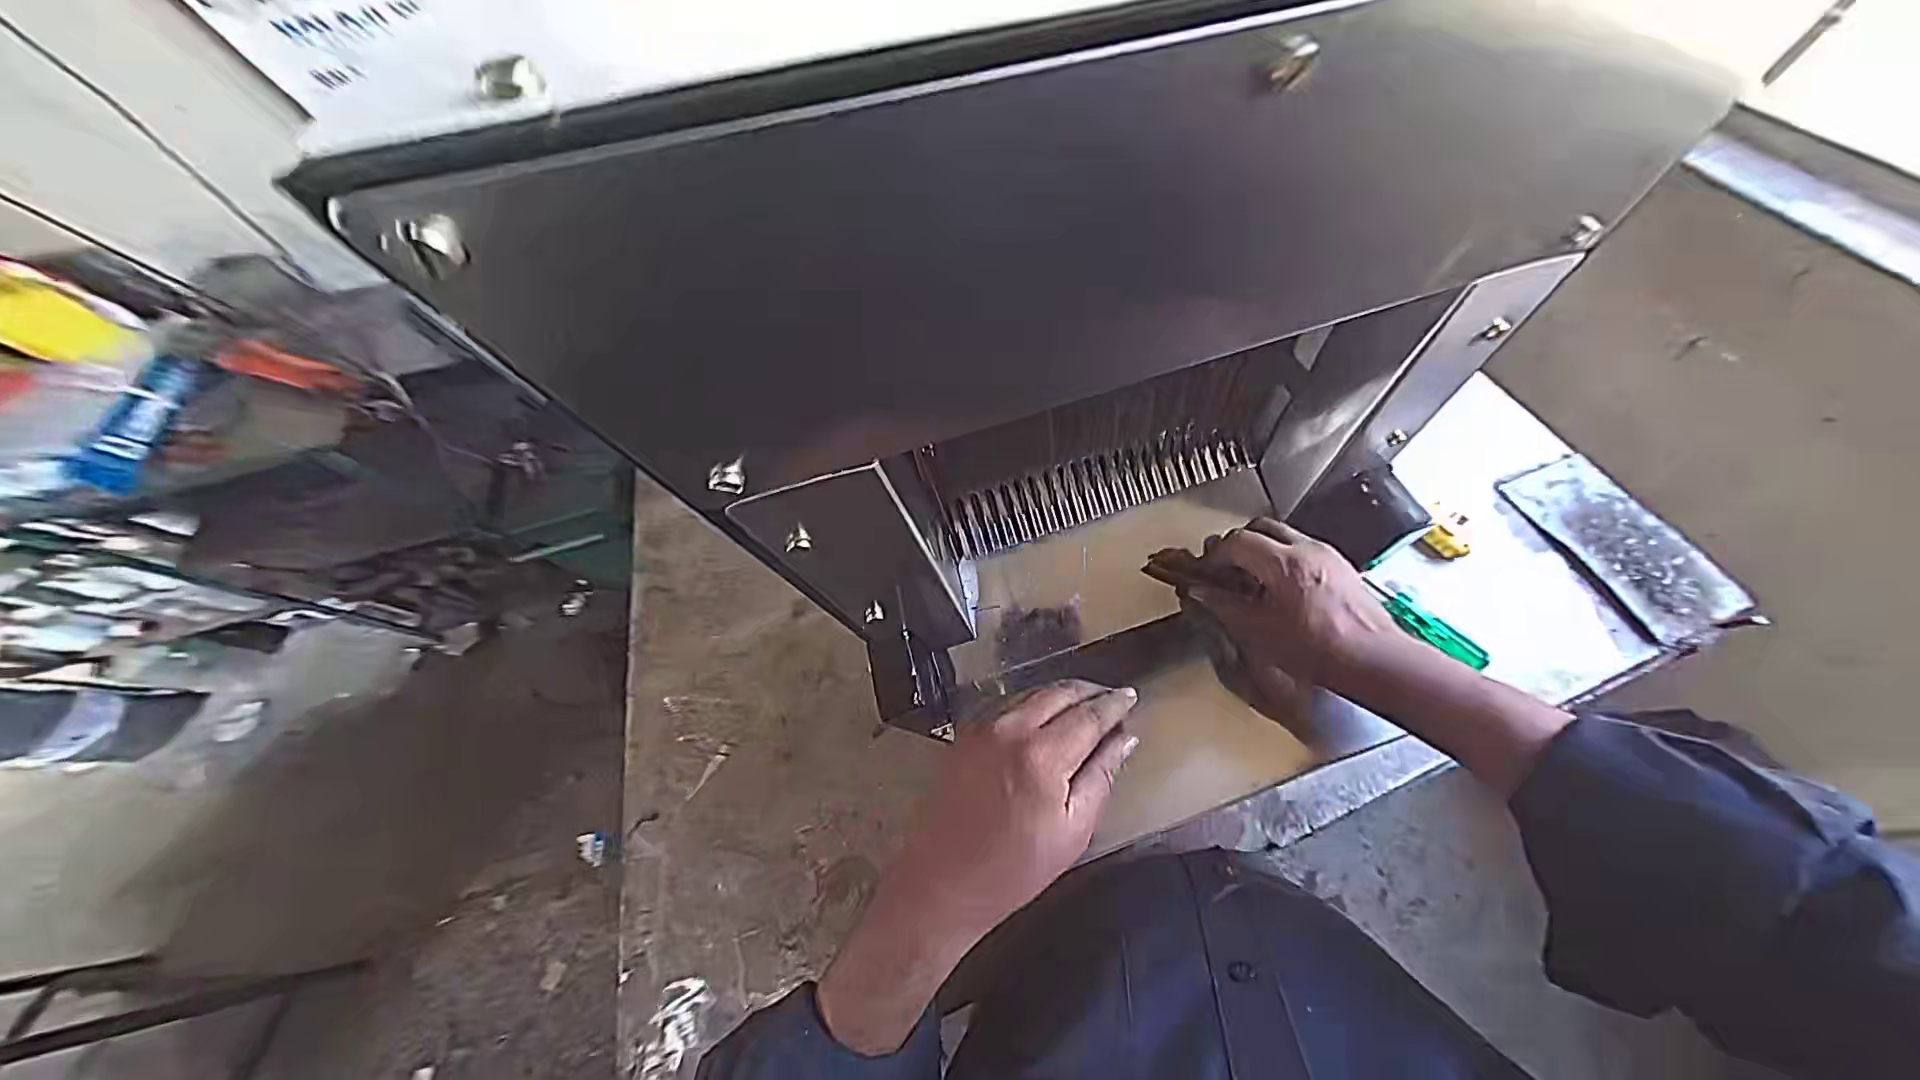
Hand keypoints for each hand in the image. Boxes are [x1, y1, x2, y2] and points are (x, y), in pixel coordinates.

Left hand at [817, 681, 1138, 1053]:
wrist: (941, 881)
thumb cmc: (1013, 869)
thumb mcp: (1073, 830)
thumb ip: (1101, 776)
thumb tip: (1124, 740)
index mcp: (1042, 754)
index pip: (1090, 714)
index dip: (1115, 704)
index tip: (1131, 696)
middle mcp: (1011, 730)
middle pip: (1060, 693)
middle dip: (1090, 692)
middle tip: (1112, 699)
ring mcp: (983, 729)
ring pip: (1032, 695)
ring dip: (1061, 695)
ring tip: (1084, 706)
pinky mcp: (965, 736)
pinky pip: (1007, 706)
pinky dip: (1032, 705)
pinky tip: (1043, 719)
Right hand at [1177, 518, 1401, 689]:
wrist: (1374, 663)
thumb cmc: (1321, 650)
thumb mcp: (1257, 630)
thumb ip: (1224, 605)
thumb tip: (1202, 592)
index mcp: (1284, 562)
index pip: (1237, 541)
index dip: (1215, 556)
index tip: (1206, 571)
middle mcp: (1308, 550)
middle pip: (1260, 528)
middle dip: (1237, 544)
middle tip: (1225, 568)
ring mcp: (1328, 556)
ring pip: (1284, 536)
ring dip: (1261, 550)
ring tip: (1250, 580)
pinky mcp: (1342, 568)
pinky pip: (1304, 550)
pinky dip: (1283, 559)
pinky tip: (1278, 589)